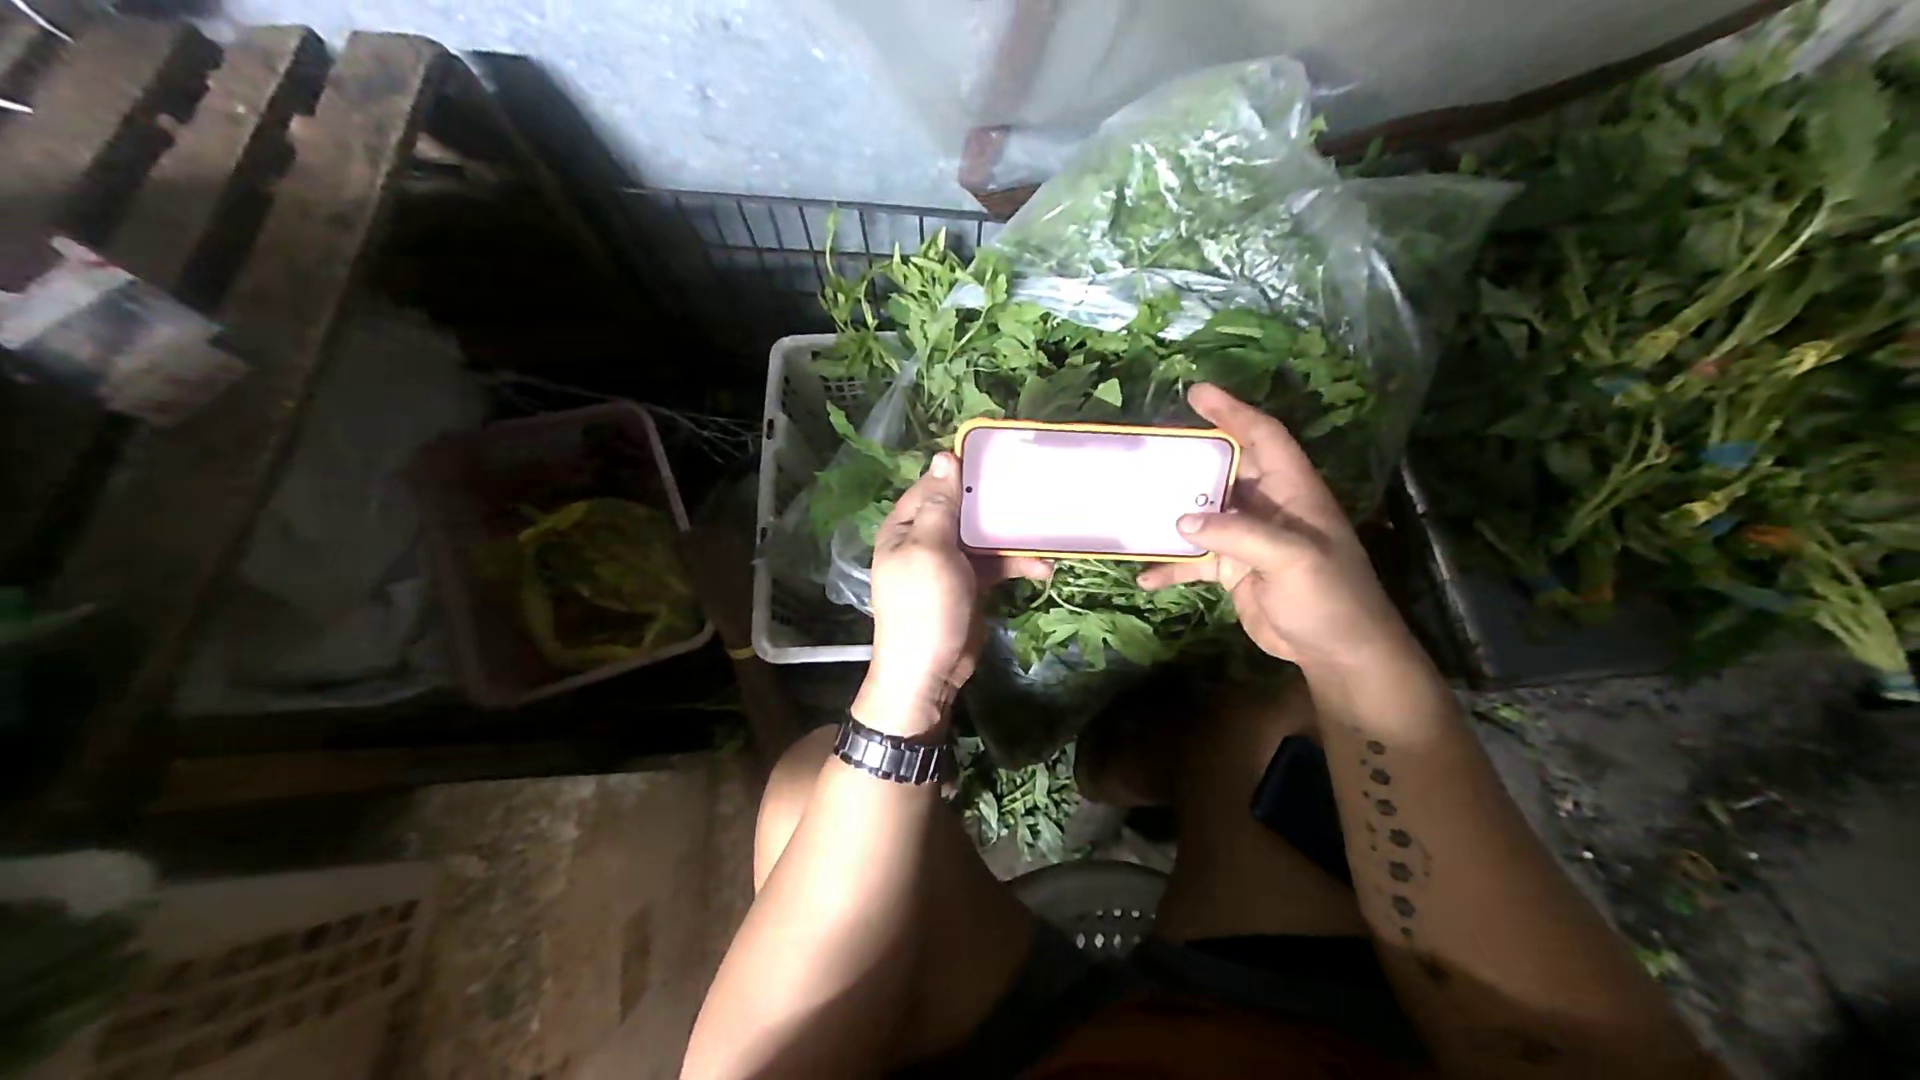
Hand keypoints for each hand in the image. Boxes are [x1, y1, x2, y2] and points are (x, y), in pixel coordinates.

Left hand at [855, 452, 1049, 736]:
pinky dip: (1017, 564)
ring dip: (1014, 536)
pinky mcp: (971, 583)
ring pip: (985, 536)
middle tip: (1033, 487)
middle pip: (964, 508)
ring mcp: (950, 562)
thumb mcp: (930, 550)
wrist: (930, 671)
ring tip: (1047, 531)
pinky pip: (996, 563)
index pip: (935, 485)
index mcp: (907, 526)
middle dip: (996, 501)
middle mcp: (926, 538)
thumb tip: (943, 456)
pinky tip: (1043, 567)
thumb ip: (940, 506)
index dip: (964, 469)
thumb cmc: (924, 606)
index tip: (1000, 455)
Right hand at [1137, 383, 1413, 684]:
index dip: (1233, 412)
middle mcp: (1268, 508)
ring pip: (1202, 515)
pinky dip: (1172, 566)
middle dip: (1190, 459)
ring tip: (1134, 507)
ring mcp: (1249, 539)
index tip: (1197, 394)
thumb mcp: (1291, 560)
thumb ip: (1238, 535)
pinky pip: (1195, 560)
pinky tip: (1146, 577)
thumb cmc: (1329, 598)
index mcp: (1292, 492)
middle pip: (1224, 471)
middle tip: (1150, 450)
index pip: (1263, 437)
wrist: (1338, 652)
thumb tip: (1182, 522)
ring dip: (1172, 515)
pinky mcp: (1234, 569)